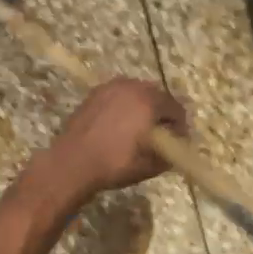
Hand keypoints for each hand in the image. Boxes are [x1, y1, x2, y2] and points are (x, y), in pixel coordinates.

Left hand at [44, 78, 187, 195]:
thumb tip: (174, 151)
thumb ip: (169, 155)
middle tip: (158, 133)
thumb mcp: (149, 166)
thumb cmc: (115, 164)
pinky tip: (118, 122)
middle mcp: (132, 87)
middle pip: (157, 95)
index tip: (175, 141)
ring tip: (137, 126)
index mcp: (149, 102)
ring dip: (142, 106)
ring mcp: (111, 87)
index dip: (179, 125)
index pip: (176, 108)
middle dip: (161, 112)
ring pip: (136, 92)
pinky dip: (124, 104)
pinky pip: (118, 94)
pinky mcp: (95, 93)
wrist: (73, 161)